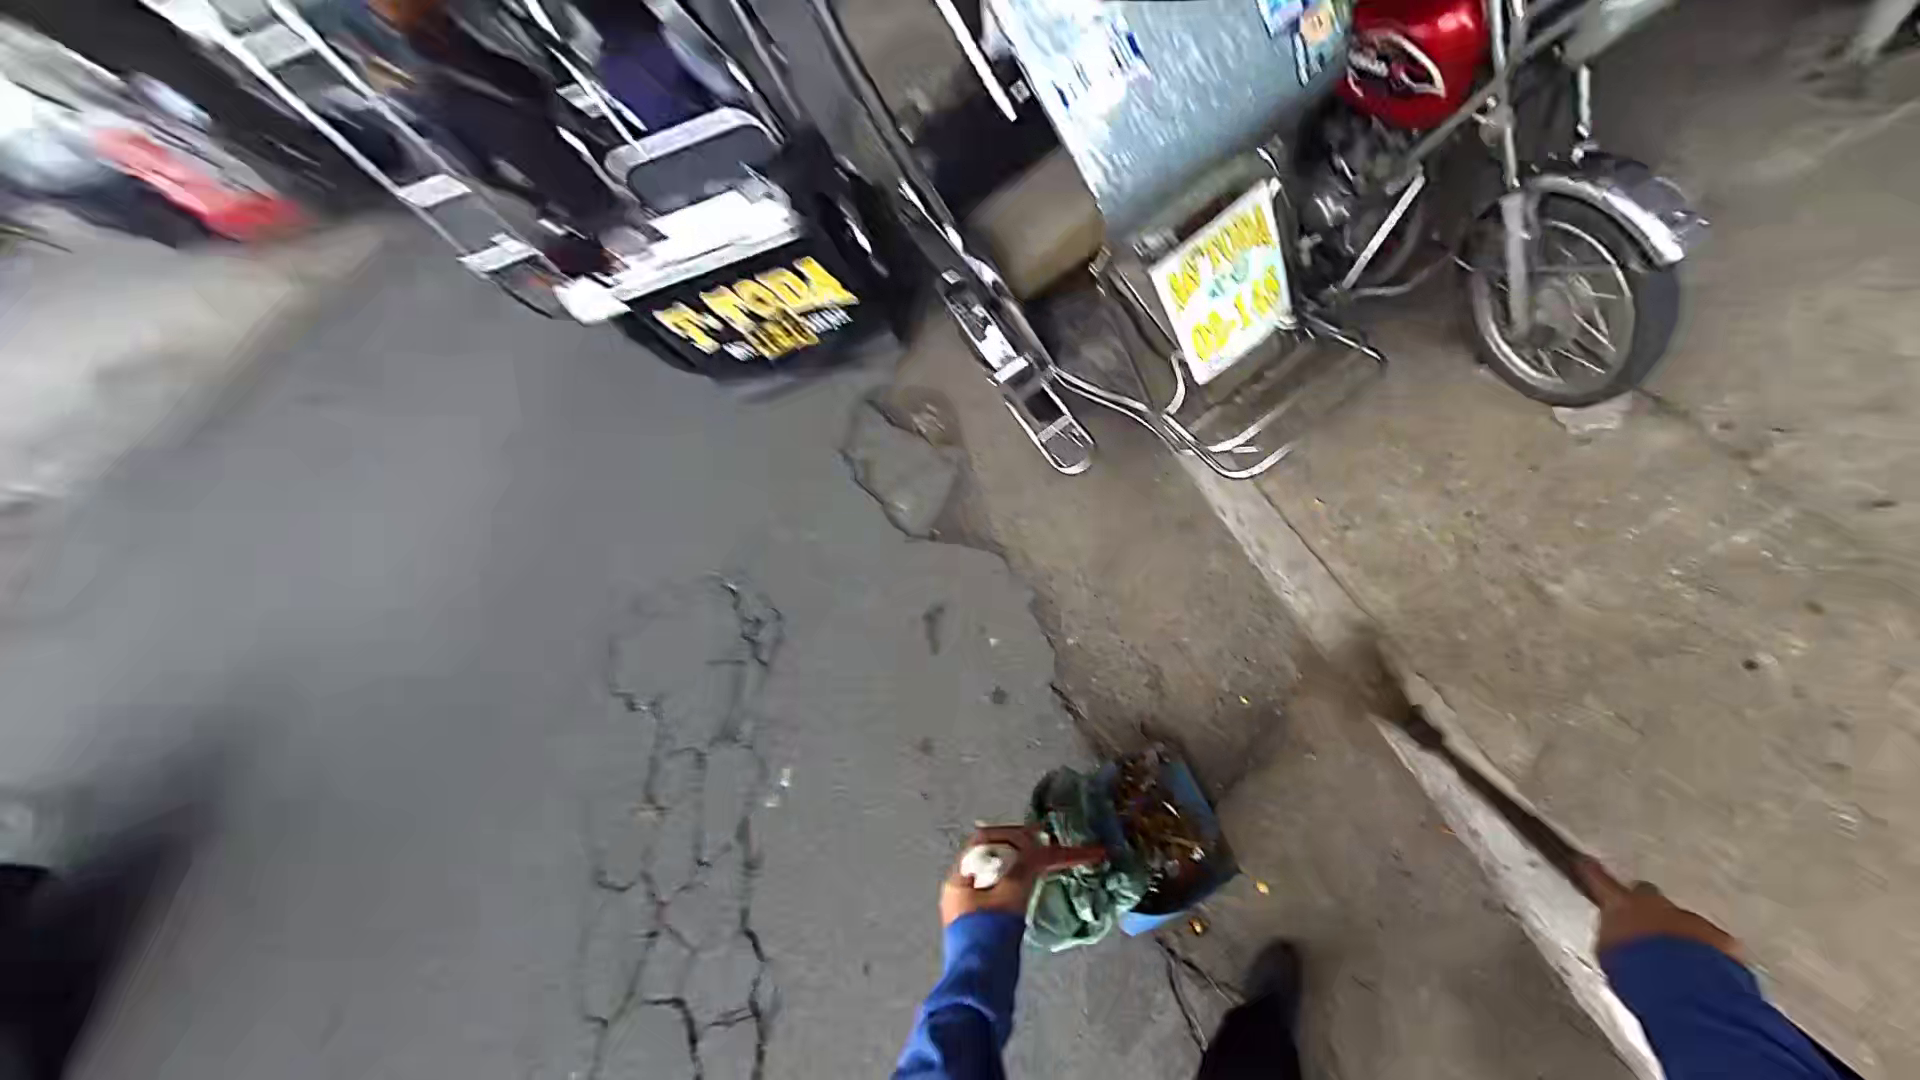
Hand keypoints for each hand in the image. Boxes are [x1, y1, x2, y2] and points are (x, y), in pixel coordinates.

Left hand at [938, 825, 1103, 926]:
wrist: (979, 990)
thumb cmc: (990, 938)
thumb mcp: (1010, 896)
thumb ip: (1024, 868)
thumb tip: (1038, 847)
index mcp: (959, 876)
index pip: (984, 840)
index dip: (1012, 834)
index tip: (1037, 836)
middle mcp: (959, 886)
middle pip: (990, 854)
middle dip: (1018, 848)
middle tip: (1043, 847)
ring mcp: (968, 905)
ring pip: (996, 873)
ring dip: (1019, 865)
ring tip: (1043, 862)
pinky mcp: (980, 922)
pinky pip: (998, 890)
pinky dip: (1016, 881)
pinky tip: (1032, 883)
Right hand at [1576, 856, 1741, 960]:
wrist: (1684, 988)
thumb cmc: (1635, 968)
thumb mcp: (1608, 951)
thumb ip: (1612, 934)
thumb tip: (1615, 935)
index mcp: (1619, 902)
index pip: (1597, 877)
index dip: (1591, 870)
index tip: (1586, 862)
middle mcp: (1653, 904)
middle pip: (1648, 894)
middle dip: (1648, 906)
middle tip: (1646, 924)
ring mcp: (1690, 920)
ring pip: (1684, 921)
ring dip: (1680, 934)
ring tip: (1678, 959)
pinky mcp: (1724, 941)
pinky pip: (1717, 943)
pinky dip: (1711, 953)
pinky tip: (1707, 971)